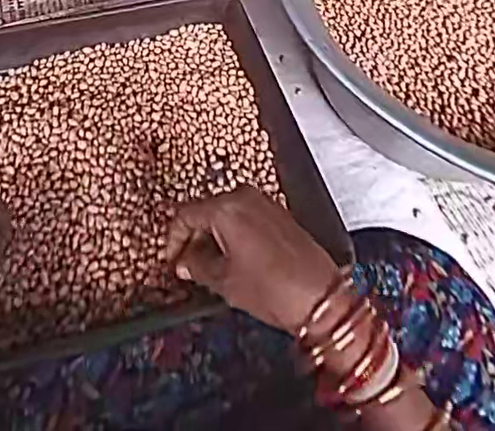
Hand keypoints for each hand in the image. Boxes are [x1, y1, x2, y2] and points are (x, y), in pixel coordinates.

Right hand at [163, 185, 341, 332]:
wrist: (322, 299)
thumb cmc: (277, 289)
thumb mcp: (225, 281)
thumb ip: (196, 265)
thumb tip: (185, 261)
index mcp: (225, 207)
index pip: (185, 215)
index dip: (173, 239)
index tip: (171, 258)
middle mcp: (243, 196)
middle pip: (205, 211)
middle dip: (194, 238)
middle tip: (188, 264)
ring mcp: (262, 202)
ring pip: (225, 214)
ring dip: (214, 236)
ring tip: (212, 266)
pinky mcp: (277, 212)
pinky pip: (244, 216)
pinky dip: (234, 234)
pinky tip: (235, 258)